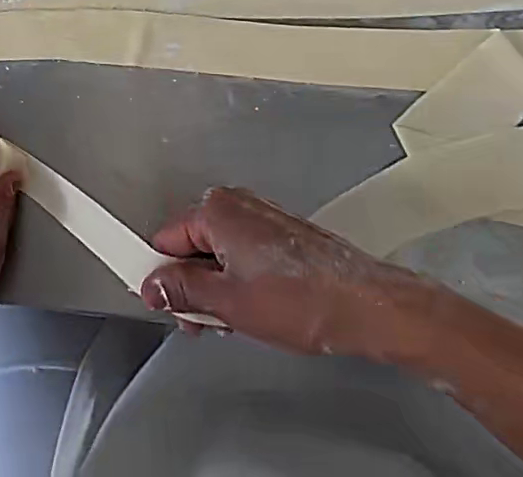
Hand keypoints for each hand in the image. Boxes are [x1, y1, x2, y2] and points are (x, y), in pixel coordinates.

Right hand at [139, 187, 462, 362]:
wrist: (368, 306)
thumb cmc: (307, 299)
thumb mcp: (228, 303)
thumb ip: (182, 291)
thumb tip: (155, 285)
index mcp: (216, 210)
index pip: (164, 239)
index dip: (161, 276)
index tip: (160, 299)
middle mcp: (236, 203)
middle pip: (190, 244)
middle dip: (192, 284)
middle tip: (206, 319)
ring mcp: (259, 215)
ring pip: (216, 251)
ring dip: (218, 285)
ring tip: (240, 316)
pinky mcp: (277, 230)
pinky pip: (241, 251)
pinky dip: (240, 277)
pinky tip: (258, 305)